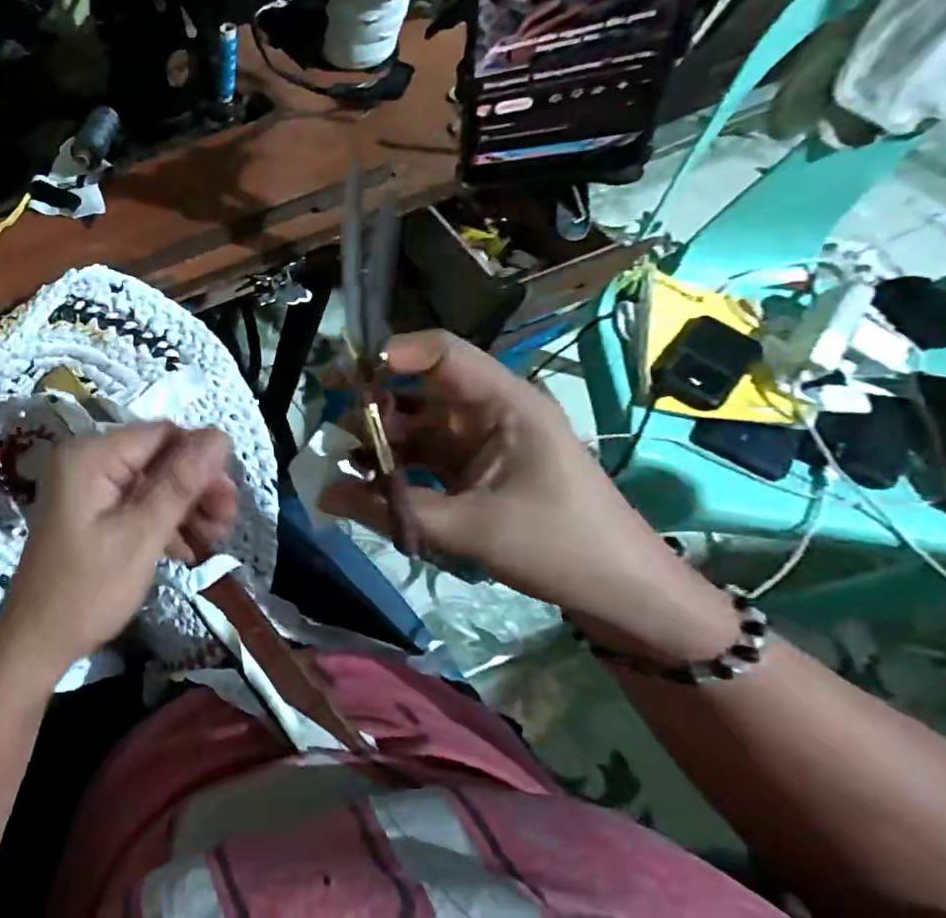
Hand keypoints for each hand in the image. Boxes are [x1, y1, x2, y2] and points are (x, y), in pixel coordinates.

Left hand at [0, 424, 236, 675]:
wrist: (36, 641)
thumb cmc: (87, 590)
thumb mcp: (140, 535)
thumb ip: (180, 483)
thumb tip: (220, 436)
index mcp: (90, 456)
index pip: (162, 434)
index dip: (202, 459)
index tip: (230, 497)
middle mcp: (86, 459)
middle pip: (159, 456)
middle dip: (197, 487)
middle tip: (227, 522)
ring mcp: (87, 485)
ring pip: (152, 480)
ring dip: (186, 506)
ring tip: (215, 540)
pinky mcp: (91, 509)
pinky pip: (136, 501)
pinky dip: (163, 520)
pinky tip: (189, 549)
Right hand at [322, 331, 733, 659]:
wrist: (623, 593)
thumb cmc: (558, 546)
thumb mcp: (468, 528)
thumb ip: (390, 510)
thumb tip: (321, 495)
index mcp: (504, 404)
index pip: (441, 352)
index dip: (390, 355)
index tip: (344, 378)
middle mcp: (488, 411)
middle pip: (418, 386)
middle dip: (371, 401)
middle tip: (330, 424)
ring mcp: (480, 440)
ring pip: (415, 422)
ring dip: (379, 437)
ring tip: (341, 459)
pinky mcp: (474, 467)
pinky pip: (423, 454)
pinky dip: (395, 464)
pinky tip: (365, 482)